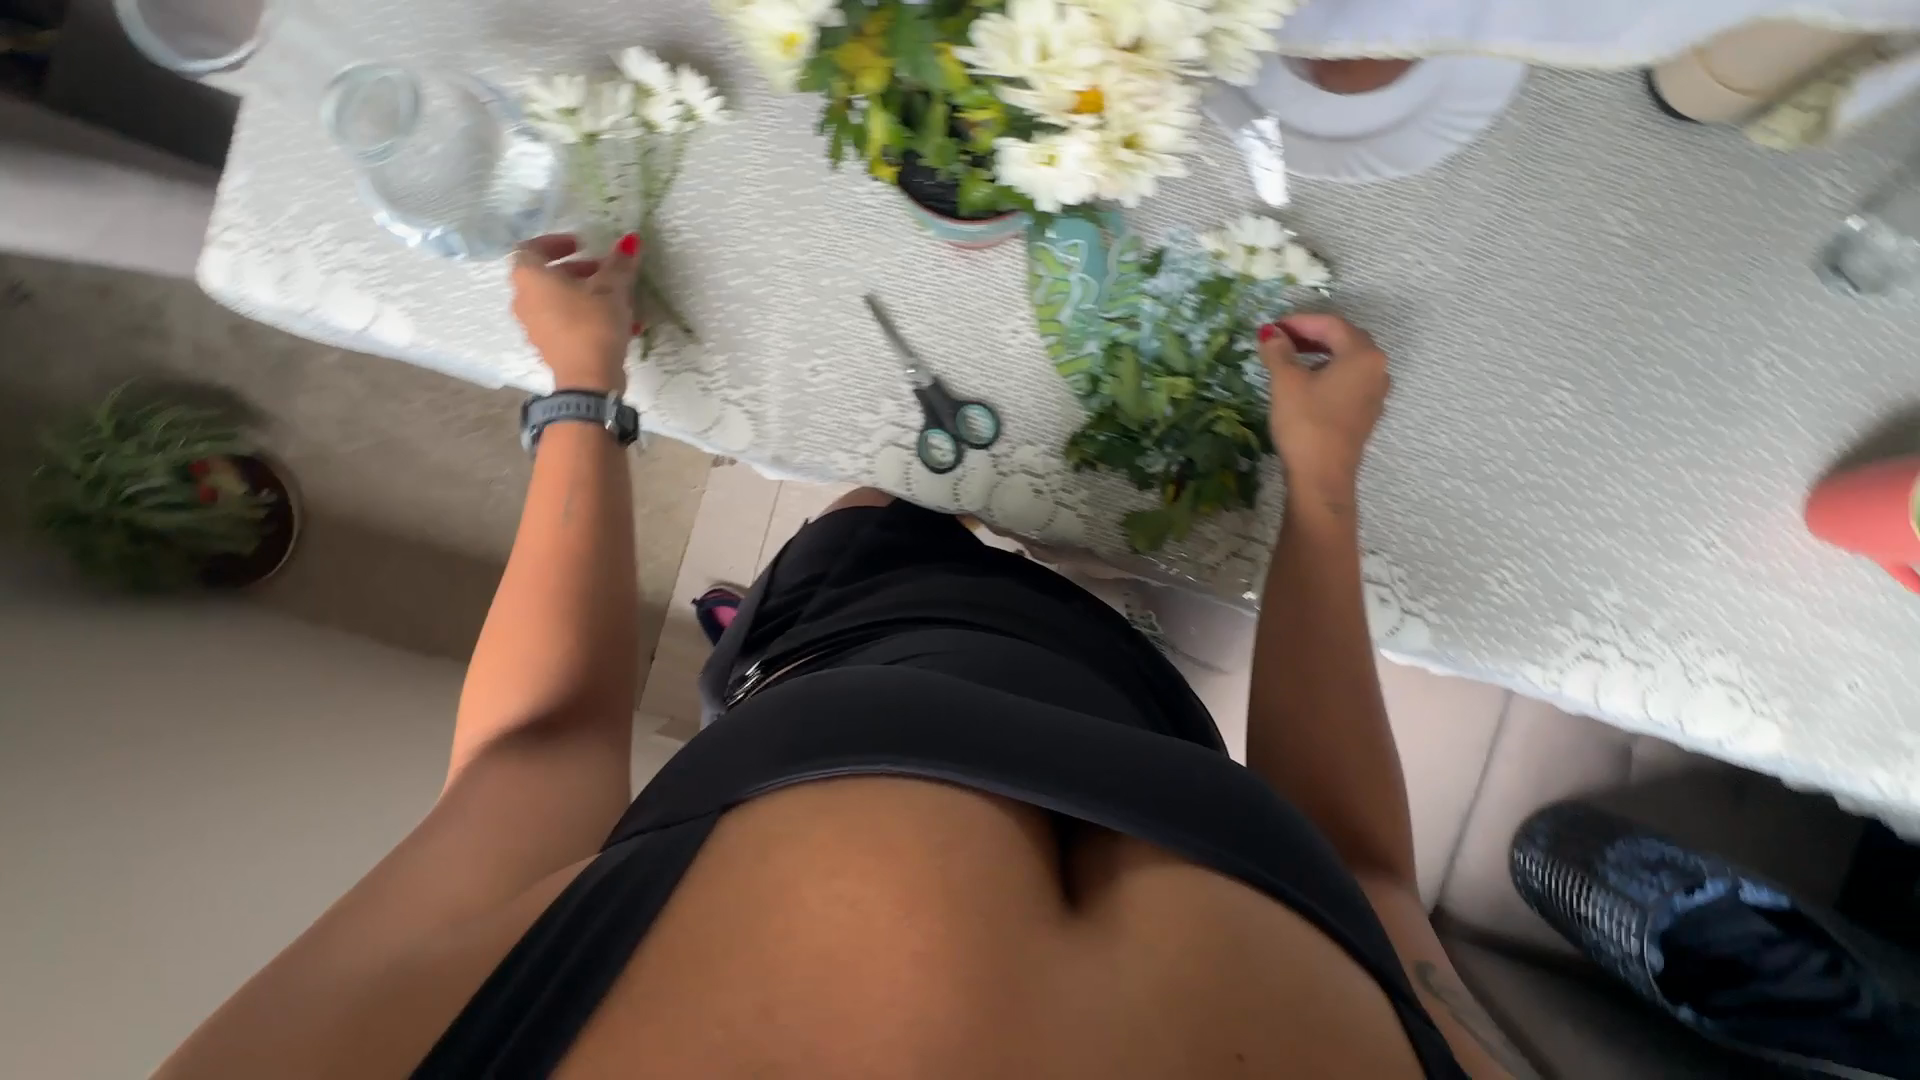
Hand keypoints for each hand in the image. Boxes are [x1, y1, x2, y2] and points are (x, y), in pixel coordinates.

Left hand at [510, 232, 640, 393]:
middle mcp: (523, 300)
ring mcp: (534, 327)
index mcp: (530, 277)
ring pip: (557, 301)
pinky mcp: (549, 348)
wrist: (588, 379)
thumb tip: (630, 240)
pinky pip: (563, 323)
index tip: (582, 245)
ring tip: (614, 299)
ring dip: (582, 295)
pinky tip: (612, 325)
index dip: (556, 242)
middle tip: (605, 271)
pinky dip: (583, 317)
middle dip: (577, 271)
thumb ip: (619, 263)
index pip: (532, 248)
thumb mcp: (612, 288)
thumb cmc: (593, 324)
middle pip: (546, 276)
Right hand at [1258, 314, 1389, 513]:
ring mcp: (1375, 393)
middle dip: (1311, 335)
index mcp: (1363, 354)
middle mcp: (1377, 368)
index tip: (1272, 327)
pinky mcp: (1366, 413)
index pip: (1331, 324)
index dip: (1299, 321)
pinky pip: (1349, 380)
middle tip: (1280, 339)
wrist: (1321, 476)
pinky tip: (1307, 383)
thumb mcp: (1286, 382)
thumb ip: (1278, 351)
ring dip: (1319, 354)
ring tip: (1289, 359)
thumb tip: (1270, 333)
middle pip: (1344, 339)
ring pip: (1347, 360)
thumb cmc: (1305, 423)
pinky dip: (1328, 373)